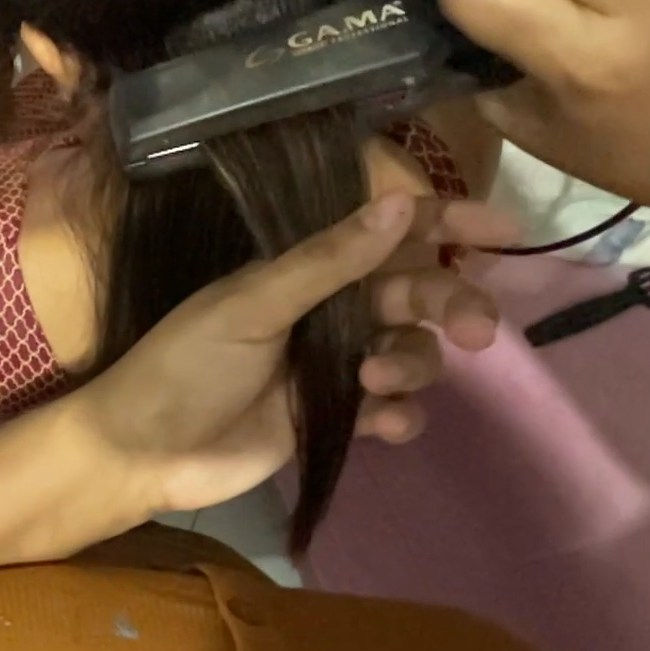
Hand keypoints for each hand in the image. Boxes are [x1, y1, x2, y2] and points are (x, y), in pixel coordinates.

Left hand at [63, 194, 513, 513]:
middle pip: (410, 292)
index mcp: (294, 274)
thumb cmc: (185, 367)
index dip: (439, 224)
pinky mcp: (326, 417)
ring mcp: (324, 367)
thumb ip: (323, 262)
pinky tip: (381, 424)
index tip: (504, 229)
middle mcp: (317, 313)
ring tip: (371, 385)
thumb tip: (398, 202)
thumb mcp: (249, 307)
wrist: (146, 448)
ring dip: (412, 365)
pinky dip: (398, 415)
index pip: (378, 235)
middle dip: (450, 302)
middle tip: (477, 331)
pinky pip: (389, 409)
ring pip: (409, 352)